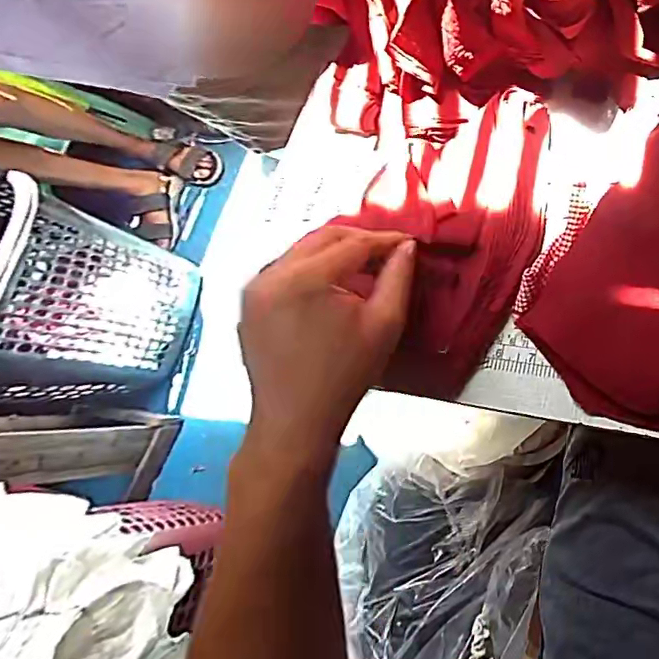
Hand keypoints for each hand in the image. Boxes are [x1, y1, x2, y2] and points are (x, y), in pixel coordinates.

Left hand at [236, 226, 414, 471]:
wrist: (296, 421)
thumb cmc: (344, 376)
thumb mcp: (385, 322)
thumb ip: (398, 277)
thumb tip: (406, 247)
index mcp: (303, 279)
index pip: (353, 243)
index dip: (385, 239)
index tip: (409, 241)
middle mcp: (271, 276)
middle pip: (324, 237)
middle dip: (361, 239)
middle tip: (390, 249)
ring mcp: (255, 288)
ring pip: (304, 249)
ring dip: (337, 250)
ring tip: (367, 264)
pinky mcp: (250, 301)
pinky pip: (288, 267)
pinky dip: (316, 266)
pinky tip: (338, 283)